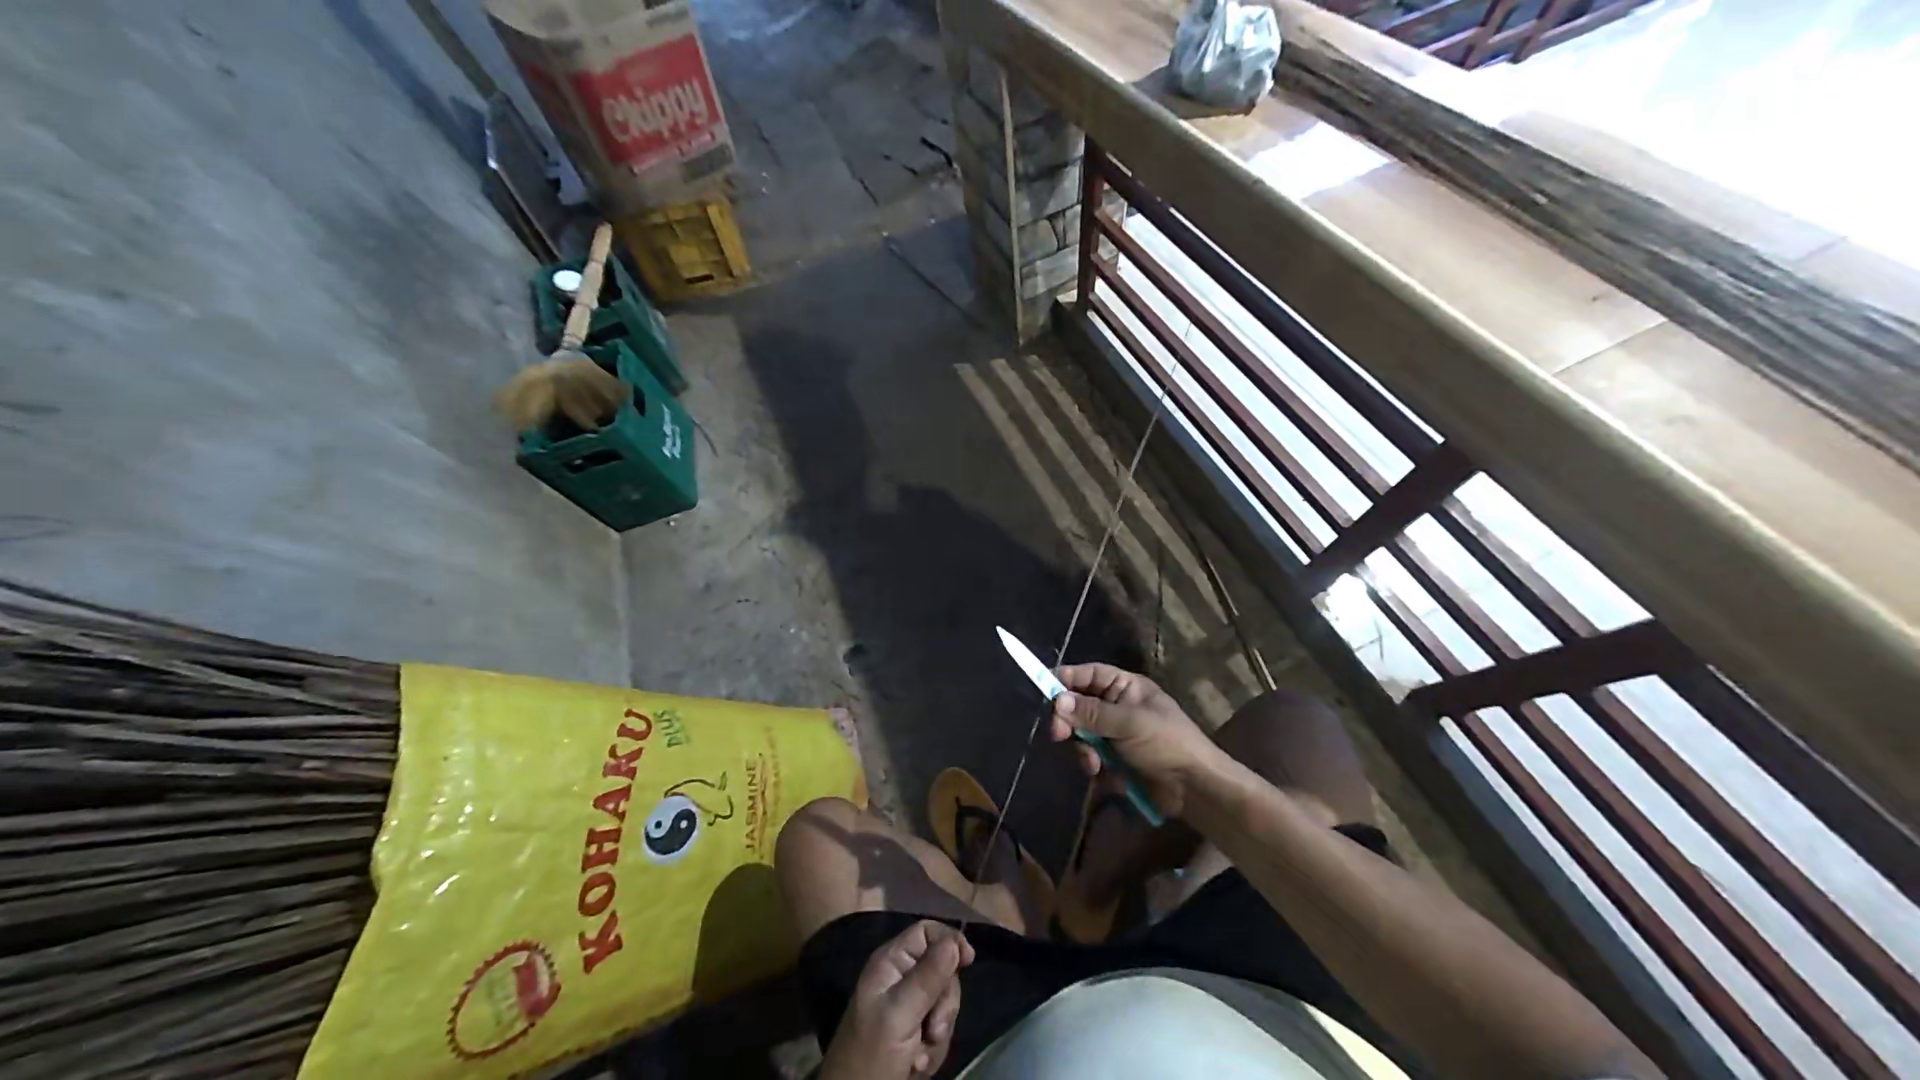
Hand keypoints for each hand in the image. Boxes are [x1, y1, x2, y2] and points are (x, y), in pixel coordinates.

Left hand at [820, 920, 974, 1079]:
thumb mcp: (899, 1014)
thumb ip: (928, 977)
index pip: (927, 932)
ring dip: (938, 1033)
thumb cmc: (871, 1055)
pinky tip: (917, 1066)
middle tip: (932, 1029)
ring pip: (944, 1004)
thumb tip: (955, 941)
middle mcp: (901, 978)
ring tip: (918, 1056)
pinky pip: (939, 1031)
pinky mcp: (914, 1033)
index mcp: (891, 962)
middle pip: (943, 970)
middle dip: (944, 1003)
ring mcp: (908, 1007)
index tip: (968, 961)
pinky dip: (933, 1051)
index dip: (950, 940)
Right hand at [1048, 663, 1227, 817]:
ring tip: (1095, 765)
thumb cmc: (1167, 743)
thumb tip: (1057, 701)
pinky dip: (1097, 770)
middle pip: (1078, 707)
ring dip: (1084, 751)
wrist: (1195, 788)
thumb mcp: (1129, 723)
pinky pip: (1092, 759)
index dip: (1066, 680)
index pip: (1089, 675)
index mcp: (1126, 688)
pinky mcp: (1116, 762)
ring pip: (1082, 736)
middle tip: (1059, 735)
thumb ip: (1091, 713)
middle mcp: (1118, 708)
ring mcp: (1116, 736)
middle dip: (1069, 722)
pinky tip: (1109, 778)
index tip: (1044, 689)